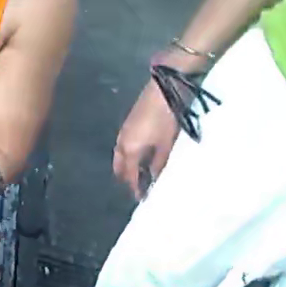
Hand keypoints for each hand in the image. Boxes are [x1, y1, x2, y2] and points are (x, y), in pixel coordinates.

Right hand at [113, 62, 193, 200]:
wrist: (163, 88)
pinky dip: (128, 154)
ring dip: (126, 165)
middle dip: (126, 177)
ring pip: (120, 154)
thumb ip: (158, 164)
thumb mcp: (166, 145)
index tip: (141, 198)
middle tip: (137, 186)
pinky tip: (139, 154)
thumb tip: (153, 180)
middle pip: (120, 166)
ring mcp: (123, 131)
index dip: (135, 187)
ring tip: (138, 172)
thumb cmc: (166, 119)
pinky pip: (123, 145)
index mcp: (129, 150)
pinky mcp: (129, 122)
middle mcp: (121, 143)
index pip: (129, 175)